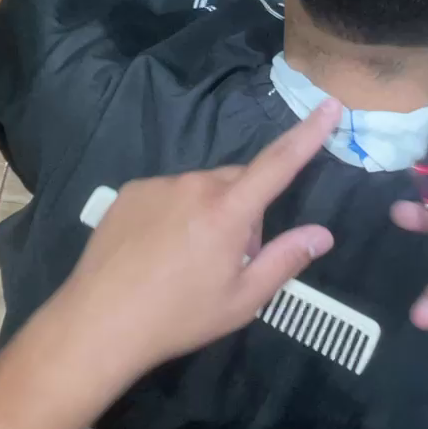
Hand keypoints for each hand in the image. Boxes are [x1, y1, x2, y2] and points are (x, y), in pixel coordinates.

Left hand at [48, 101, 342, 380]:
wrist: (97, 324)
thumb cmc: (178, 317)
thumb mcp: (242, 301)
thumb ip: (286, 260)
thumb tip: (323, 233)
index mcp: (228, 211)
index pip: (279, 163)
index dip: (308, 133)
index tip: (330, 104)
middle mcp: (196, 185)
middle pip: (239, 182)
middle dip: (245, 210)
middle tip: (230, 258)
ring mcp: (160, 184)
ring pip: (203, 189)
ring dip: (209, 212)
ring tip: (186, 259)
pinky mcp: (132, 190)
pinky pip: (170, 192)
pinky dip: (175, 212)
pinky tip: (157, 250)